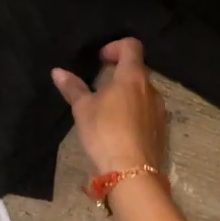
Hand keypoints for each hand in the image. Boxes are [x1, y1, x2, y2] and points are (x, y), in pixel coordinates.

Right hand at [52, 38, 166, 175]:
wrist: (133, 175)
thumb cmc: (105, 133)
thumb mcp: (83, 109)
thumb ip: (73, 87)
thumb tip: (57, 71)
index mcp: (132, 76)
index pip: (132, 46)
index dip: (115, 47)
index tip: (100, 60)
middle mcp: (151, 89)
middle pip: (137, 70)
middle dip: (119, 74)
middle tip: (99, 87)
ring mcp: (160, 111)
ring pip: (143, 93)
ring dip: (128, 95)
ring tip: (108, 110)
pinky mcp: (162, 131)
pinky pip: (148, 113)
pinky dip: (135, 113)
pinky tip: (120, 130)